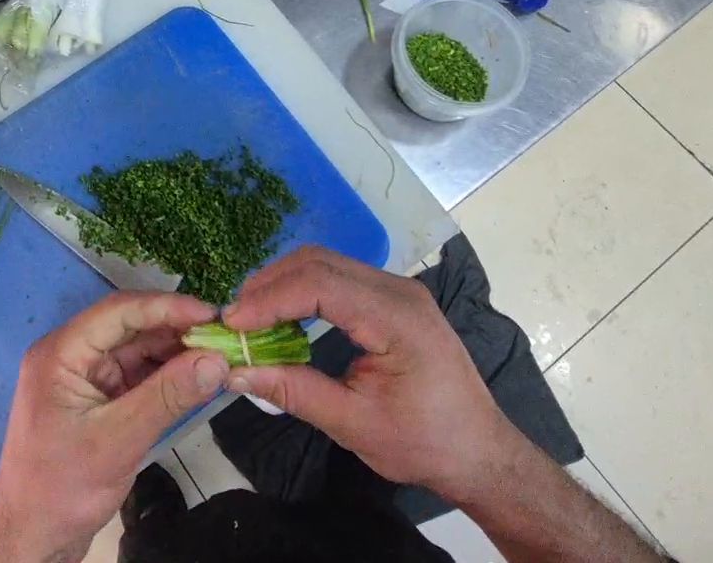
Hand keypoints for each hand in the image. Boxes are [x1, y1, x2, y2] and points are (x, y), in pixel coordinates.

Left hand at [0, 291, 228, 562]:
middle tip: (223, 336)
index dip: (166, 307)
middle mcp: (71, 354)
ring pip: (136, 349)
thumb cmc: (63, 489)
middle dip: (175, 329)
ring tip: (217, 355)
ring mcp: (84, 376)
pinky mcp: (97, 398)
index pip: (119, 311)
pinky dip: (164, 375)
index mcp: (61, 352)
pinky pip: (136, 374)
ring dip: (174, 351)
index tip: (210, 314)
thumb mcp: (117, 440)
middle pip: (129, 327)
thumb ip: (167, 396)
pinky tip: (194, 377)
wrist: (32, 542)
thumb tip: (216, 360)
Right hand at [220, 246, 515, 503]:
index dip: (271, 299)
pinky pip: (338, 277)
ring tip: (250, 315)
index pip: (321, 285)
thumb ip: (295, 392)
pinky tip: (283, 315)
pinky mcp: (391, 297)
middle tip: (234, 317)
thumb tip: (237, 372)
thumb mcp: (355, 425)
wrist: (480, 451)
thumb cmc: (425, 443)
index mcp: (397, 317)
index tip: (233, 323)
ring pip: (326, 263)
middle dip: (270, 284)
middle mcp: (397, 289)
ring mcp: (396, 288)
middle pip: (320, 262)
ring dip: (283, 283)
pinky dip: (302, 289)